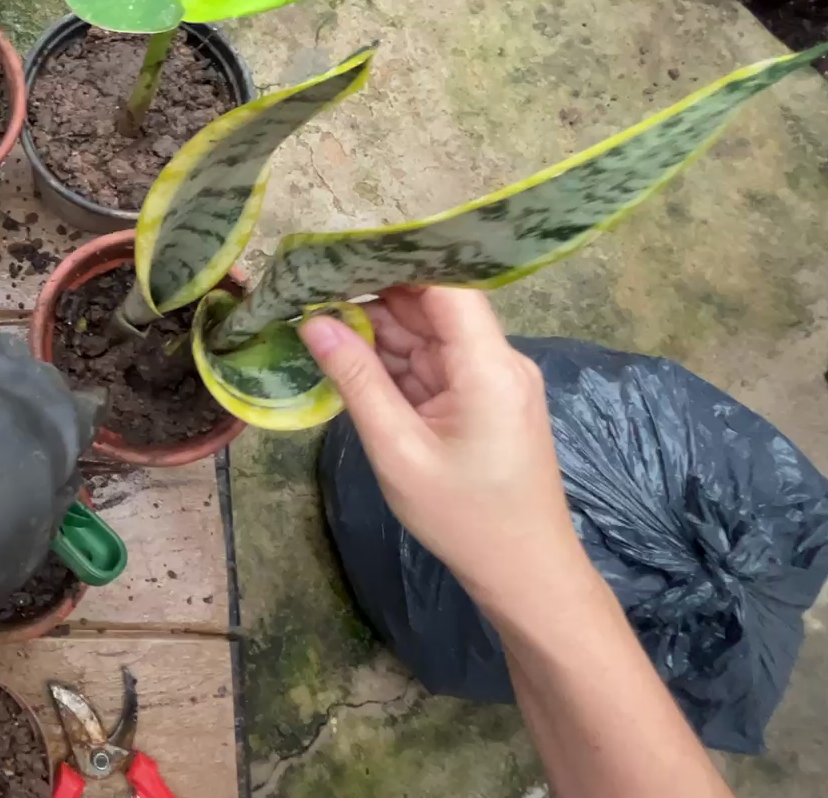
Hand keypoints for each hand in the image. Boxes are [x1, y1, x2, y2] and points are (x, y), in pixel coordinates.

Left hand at [0, 320, 95, 634]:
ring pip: (2, 353)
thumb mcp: (30, 548)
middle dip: (29, 404)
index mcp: (58, 439)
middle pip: (41, 377)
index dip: (63, 430)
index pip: (82, 409)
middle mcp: (25, 390)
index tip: (45, 446)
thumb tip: (61, 464)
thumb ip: (54, 493)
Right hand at [300, 287, 587, 621]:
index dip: (395, 261)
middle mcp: (494, 359)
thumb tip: (312, 322)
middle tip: (304, 288)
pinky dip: (384, 357)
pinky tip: (341, 353)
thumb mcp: (397, 449)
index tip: (336, 254)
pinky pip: (423, 360)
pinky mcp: (473, 395)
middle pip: (429, 305)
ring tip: (309, 317)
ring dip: (370, 327)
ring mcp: (485, 377)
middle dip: (368, 294)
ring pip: (420, 332)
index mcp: (488, 366)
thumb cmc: (464, 516)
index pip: (445, 286)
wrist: (523, 573)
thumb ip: (355, 380)